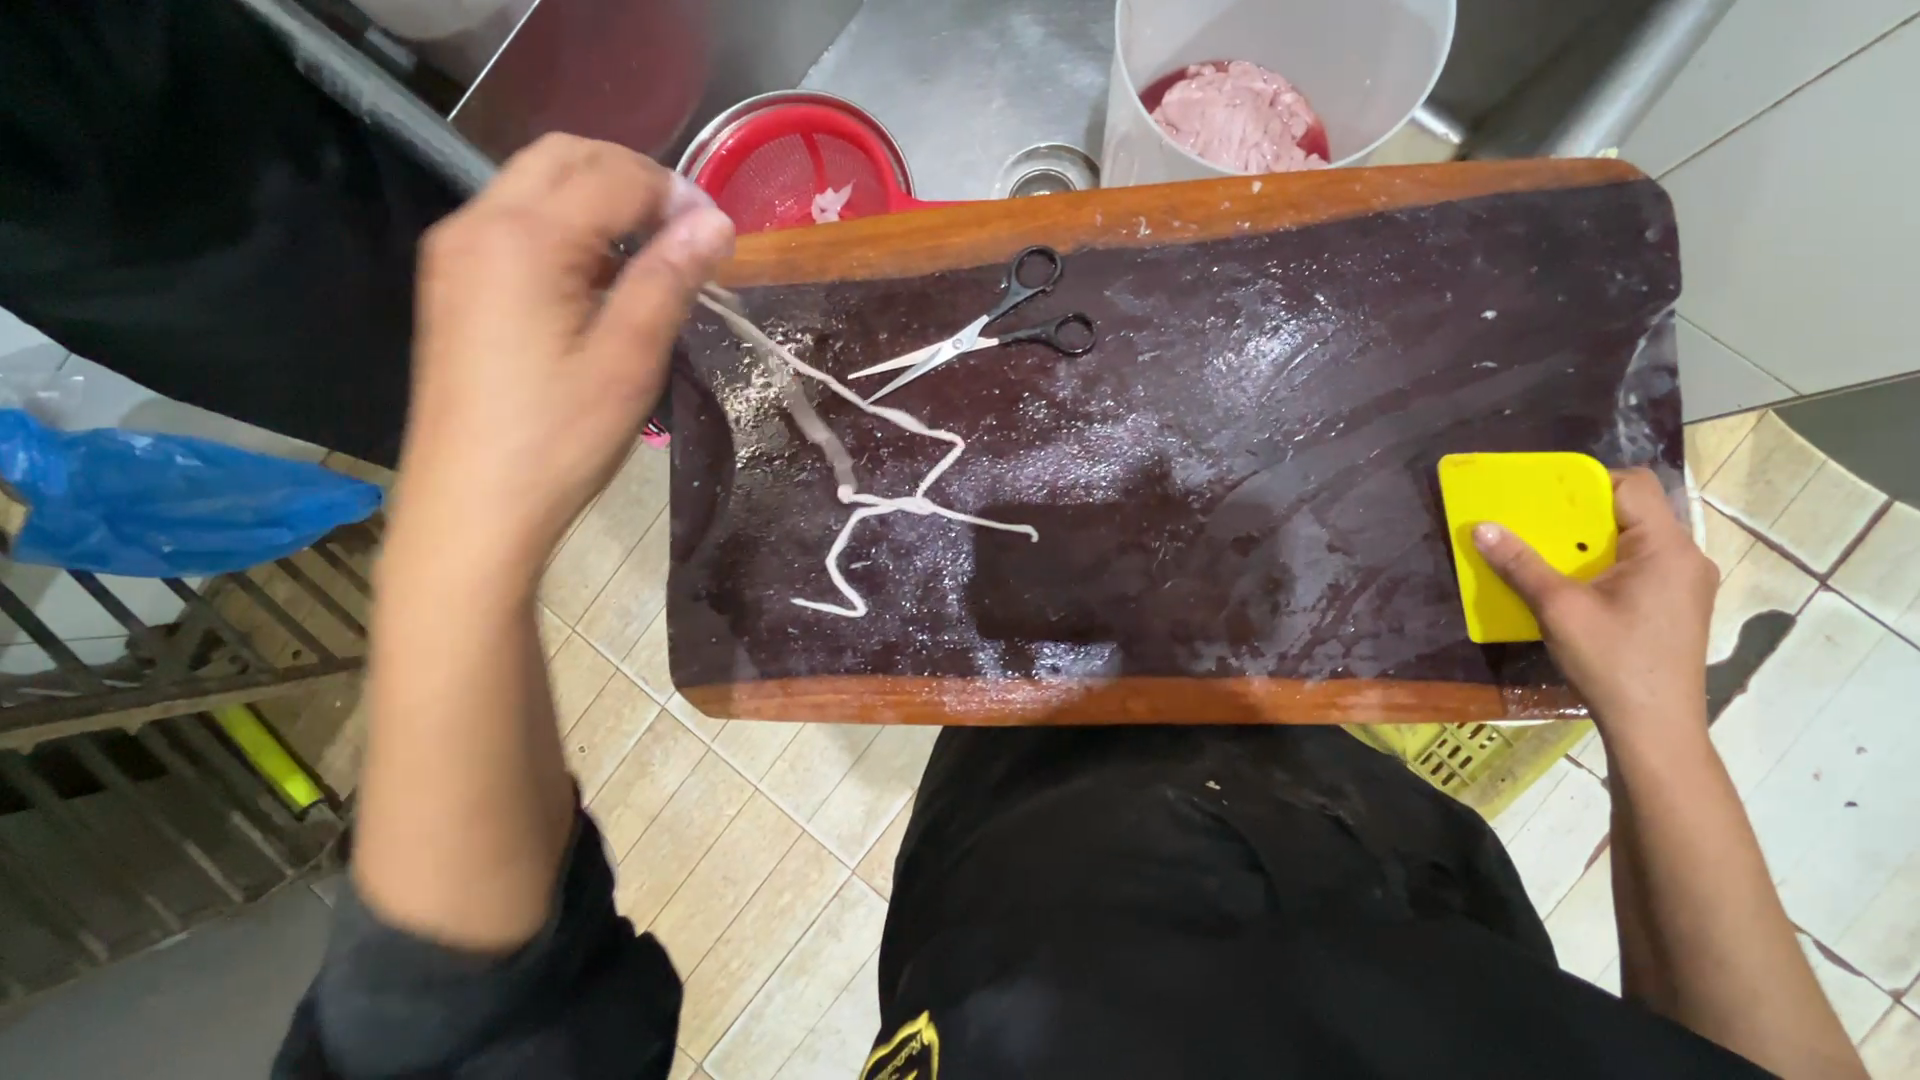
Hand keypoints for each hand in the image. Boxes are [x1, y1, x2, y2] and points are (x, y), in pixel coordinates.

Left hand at [395, 134, 734, 572]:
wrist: (471, 509)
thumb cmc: (558, 440)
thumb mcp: (629, 359)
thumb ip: (670, 278)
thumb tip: (716, 222)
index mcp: (524, 237)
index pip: (613, 176)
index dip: (675, 193)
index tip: (720, 236)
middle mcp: (478, 224)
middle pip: (564, 157)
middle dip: (633, 178)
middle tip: (686, 232)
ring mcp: (457, 253)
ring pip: (535, 185)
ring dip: (599, 200)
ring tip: (652, 256)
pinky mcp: (453, 285)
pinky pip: (515, 223)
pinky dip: (566, 228)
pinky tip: (599, 281)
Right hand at [1473, 467, 1718, 745]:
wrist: (1654, 726)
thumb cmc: (1612, 661)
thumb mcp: (1558, 608)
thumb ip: (1520, 564)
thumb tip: (1481, 527)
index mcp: (1666, 549)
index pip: (1634, 486)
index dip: (1588, 482)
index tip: (1543, 495)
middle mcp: (1685, 558)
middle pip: (1634, 512)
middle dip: (1580, 514)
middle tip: (1535, 525)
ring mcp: (1684, 584)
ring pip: (1634, 541)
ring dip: (1588, 542)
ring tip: (1547, 556)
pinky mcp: (1675, 606)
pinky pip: (1637, 566)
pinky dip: (1602, 564)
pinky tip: (1573, 586)